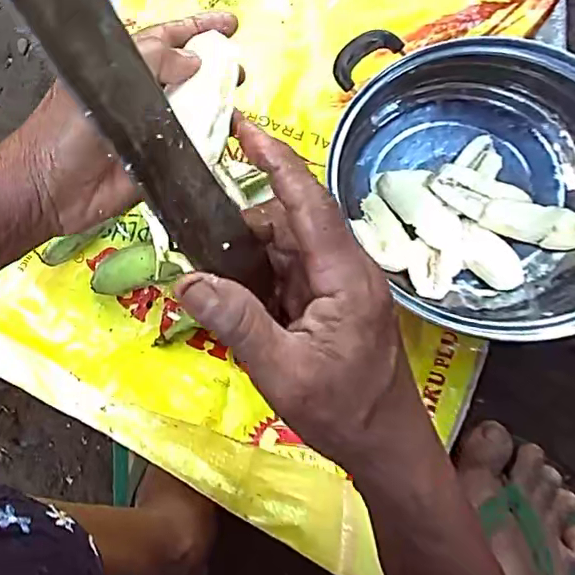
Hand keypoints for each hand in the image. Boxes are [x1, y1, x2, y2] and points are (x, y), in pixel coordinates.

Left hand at [0, 11, 238, 237]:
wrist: (47, 190)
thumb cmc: (62, 132)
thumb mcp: (101, 83)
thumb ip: (148, 62)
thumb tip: (194, 58)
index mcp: (120, 69)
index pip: (165, 39)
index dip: (196, 28)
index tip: (230, 22)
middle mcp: (139, 96)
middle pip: (187, 73)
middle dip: (215, 67)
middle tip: (239, 68)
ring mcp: (151, 129)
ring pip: (195, 109)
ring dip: (218, 103)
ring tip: (237, 97)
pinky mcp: (160, 162)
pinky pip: (193, 148)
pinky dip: (213, 140)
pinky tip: (231, 133)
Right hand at [171, 114, 429, 473]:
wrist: (387, 449)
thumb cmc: (346, 412)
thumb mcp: (284, 372)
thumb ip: (237, 322)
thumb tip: (187, 281)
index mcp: (344, 275)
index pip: (308, 201)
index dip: (275, 159)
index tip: (243, 126)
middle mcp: (343, 266)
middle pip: (286, 220)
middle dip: (240, 229)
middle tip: (200, 251)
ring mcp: (335, 280)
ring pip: (280, 243)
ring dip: (245, 256)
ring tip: (216, 284)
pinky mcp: (325, 295)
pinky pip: (282, 266)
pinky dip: (254, 274)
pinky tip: (237, 297)